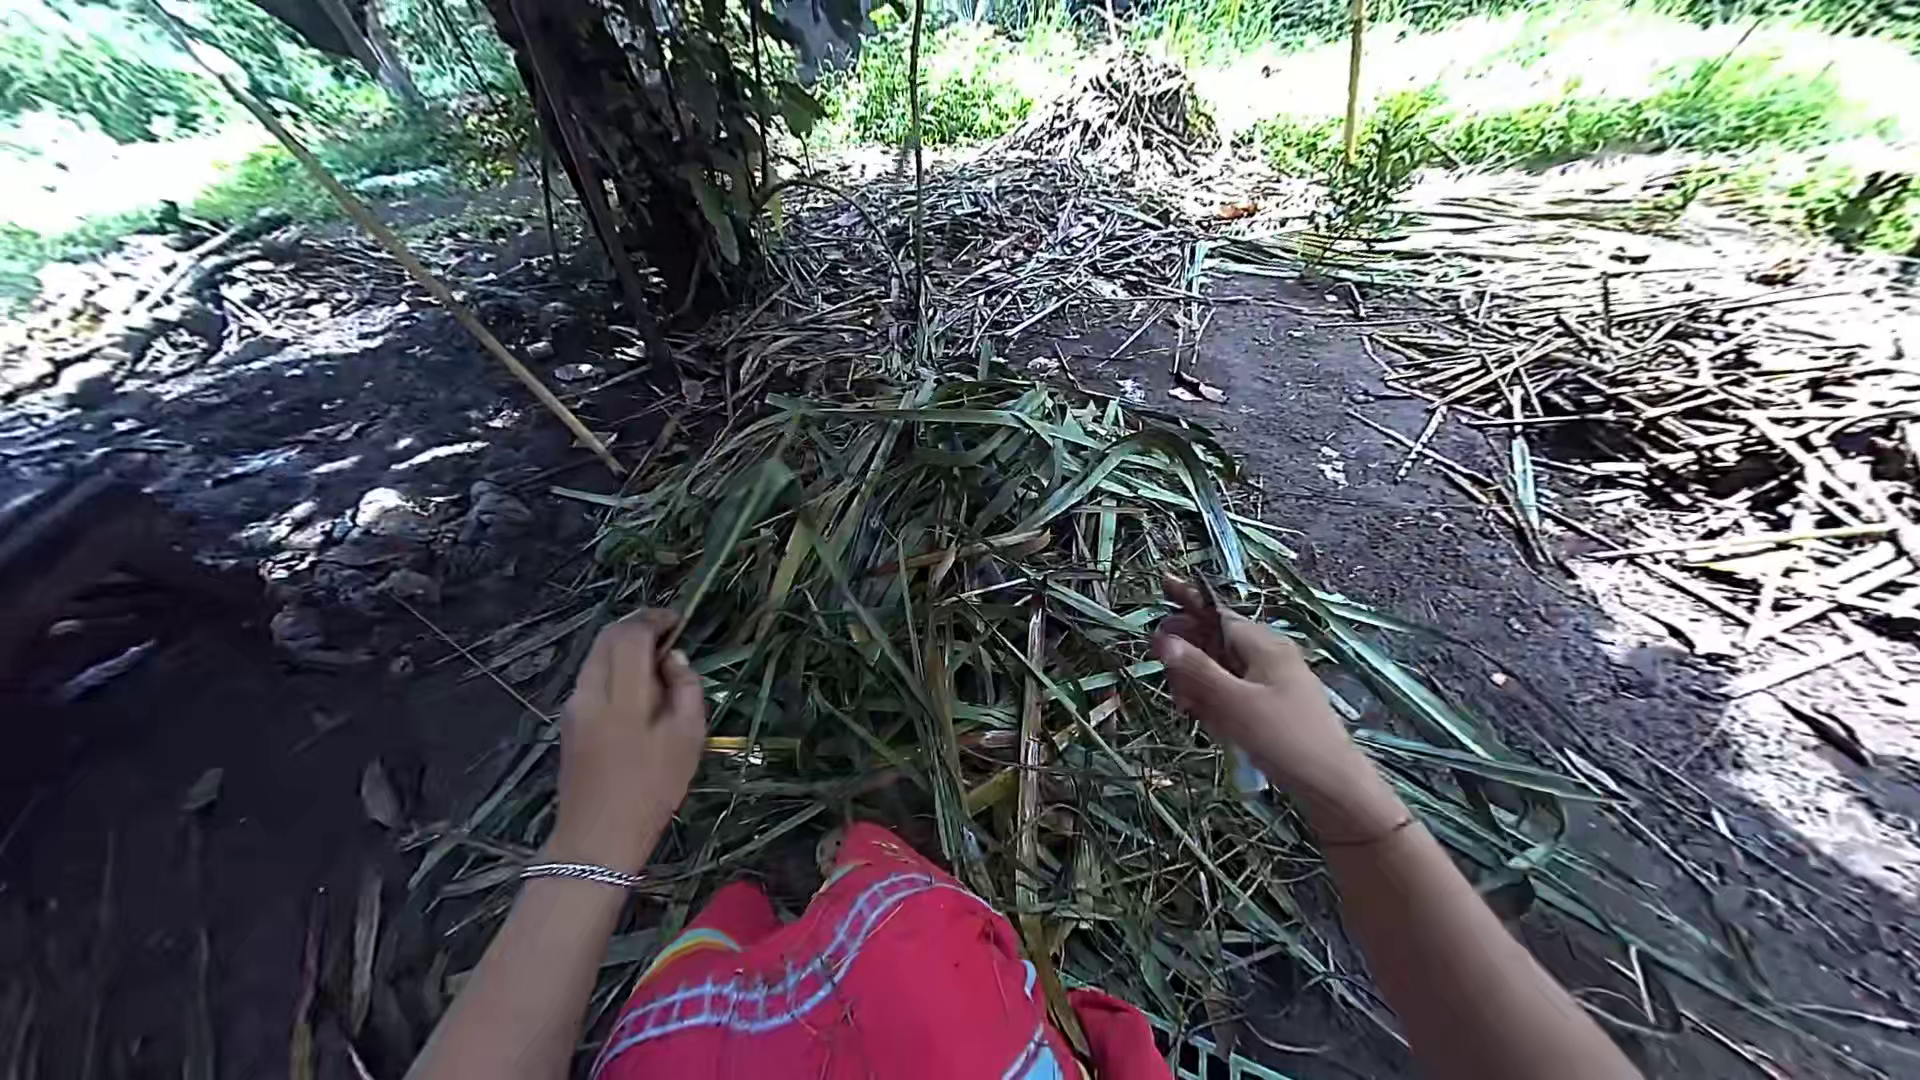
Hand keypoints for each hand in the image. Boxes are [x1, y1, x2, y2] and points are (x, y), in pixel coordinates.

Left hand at [544, 610, 706, 873]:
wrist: (598, 838)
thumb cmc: (653, 787)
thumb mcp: (688, 737)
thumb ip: (685, 689)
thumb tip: (674, 660)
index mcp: (621, 695)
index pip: (631, 635)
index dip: (655, 619)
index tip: (678, 621)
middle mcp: (589, 692)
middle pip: (607, 636)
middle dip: (638, 625)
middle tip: (668, 631)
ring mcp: (573, 706)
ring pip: (596, 654)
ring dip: (625, 645)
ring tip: (657, 657)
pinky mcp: (569, 720)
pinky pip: (592, 674)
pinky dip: (615, 664)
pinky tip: (639, 683)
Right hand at [1152, 577, 1394, 832]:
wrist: (1334, 788)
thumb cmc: (1284, 738)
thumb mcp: (1233, 703)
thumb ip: (1196, 668)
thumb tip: (1162, 638)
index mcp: (1263, 644)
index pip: (1216, 613)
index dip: (1188, 599)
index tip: (1163, 583)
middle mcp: (1266, 654)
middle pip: (1212, 640)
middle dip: (1187, 657)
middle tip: (1174, 685)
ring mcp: (1269, 679)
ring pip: (1217, 668)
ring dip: (1198, 685)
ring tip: (1192, 710)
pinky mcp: (1269, 703)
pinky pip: (1229, 690)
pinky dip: (1213, 701)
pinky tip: (1210, 722)